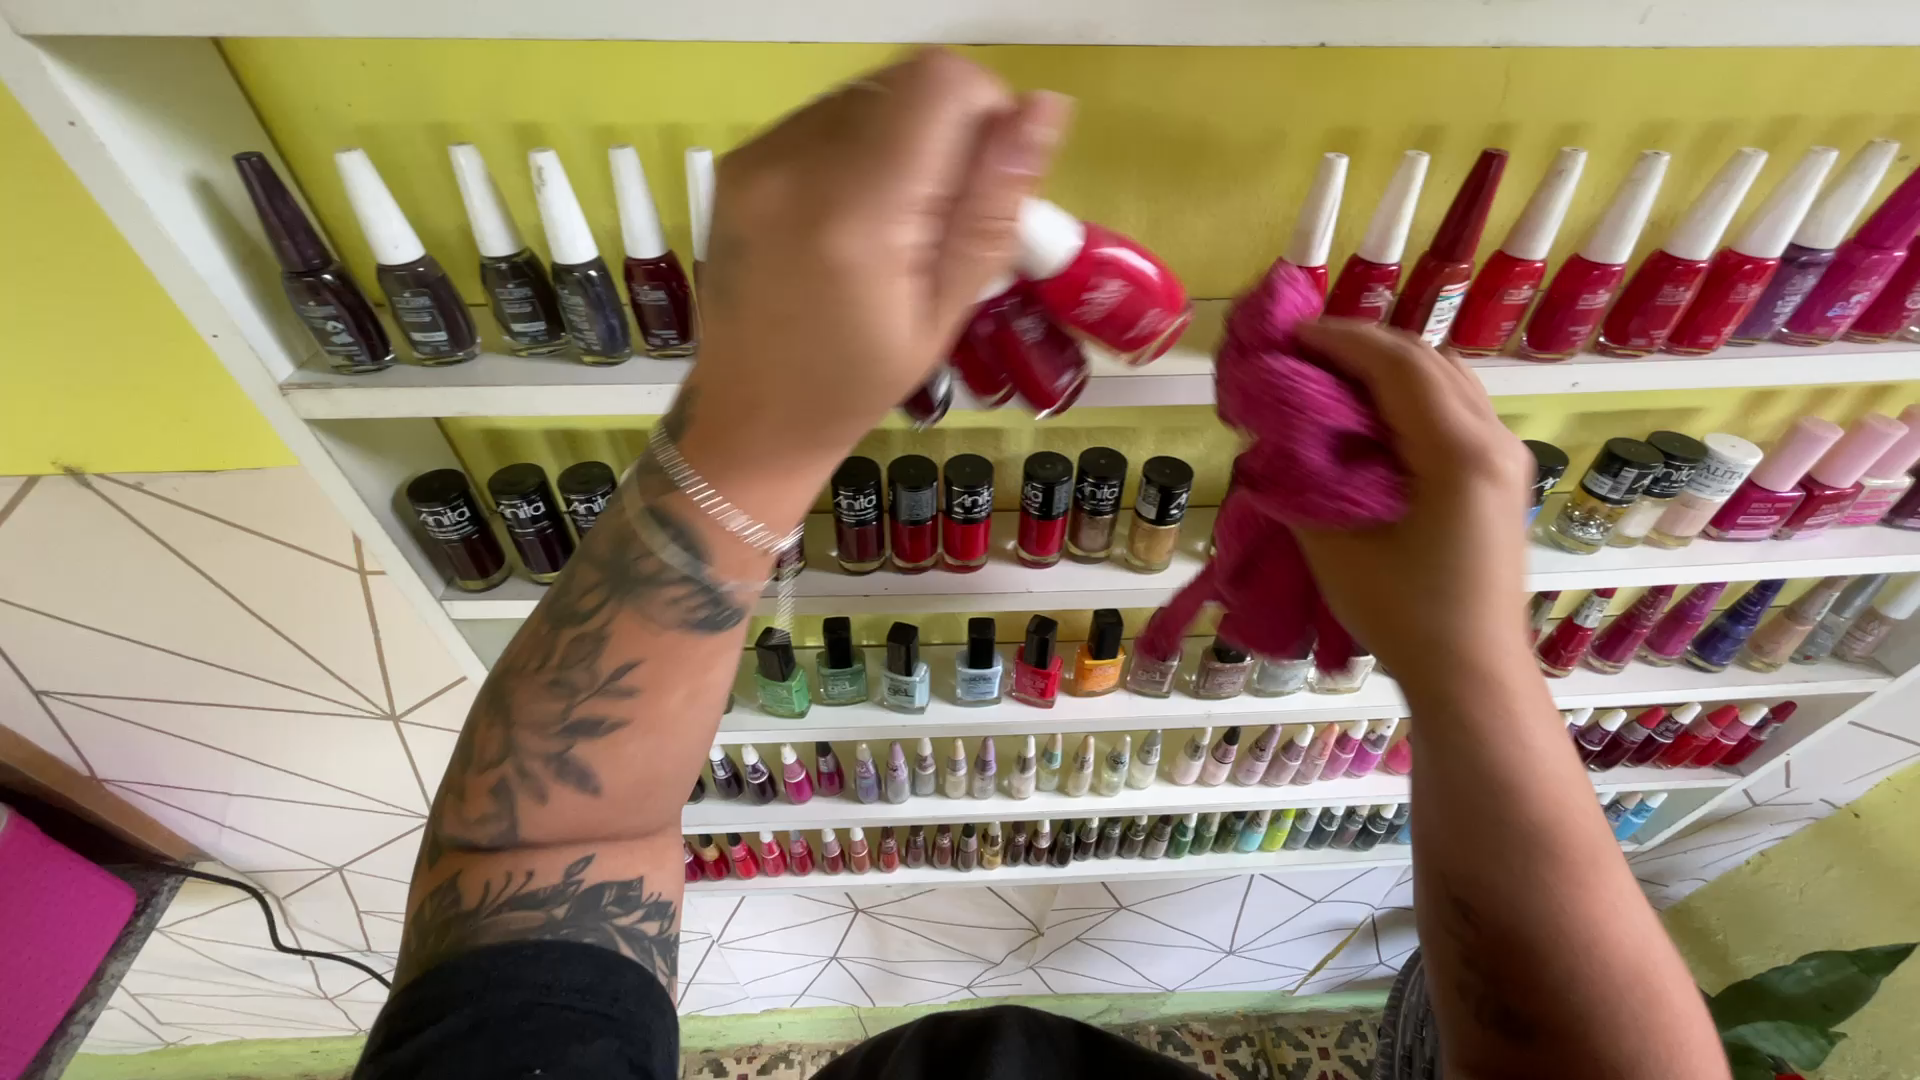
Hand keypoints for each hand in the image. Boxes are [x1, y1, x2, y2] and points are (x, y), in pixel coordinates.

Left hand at [673, 50, 1071, 523]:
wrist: (753, 413)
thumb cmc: (858, 384)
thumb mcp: (943, 313)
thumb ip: (991, 209)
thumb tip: (1044, 109)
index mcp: (857, 213)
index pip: (940, 82)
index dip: (984, 112)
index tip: (982, 182)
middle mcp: (796, 163)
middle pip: (902, 80)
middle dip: (943, 134)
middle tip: (934, 222)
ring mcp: (757, 157)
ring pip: (864, 94)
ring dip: (899, 142)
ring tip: (888, 231)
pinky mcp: (737, 162)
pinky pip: (821, 120)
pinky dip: (855, 154)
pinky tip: (848, 225)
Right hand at [1289, 321, 1534, 686]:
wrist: (1470, 670)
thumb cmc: (1402, 613)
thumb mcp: (1333, 547)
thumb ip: (1302, 484)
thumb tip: (1275, 441)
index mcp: (1458, 454)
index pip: (1399, 366)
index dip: (1341, 340)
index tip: (1290, 337)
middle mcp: (1493, 441)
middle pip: (1429, 360)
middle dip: (1363, 345)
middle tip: (1303, 354)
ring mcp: (1504, 457)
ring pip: (1447, 380)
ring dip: (1388, 367)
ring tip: (1330, 377)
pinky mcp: (1498, 475)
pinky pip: (1453, 409)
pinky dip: (1407, 394)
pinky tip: (1369, 416)